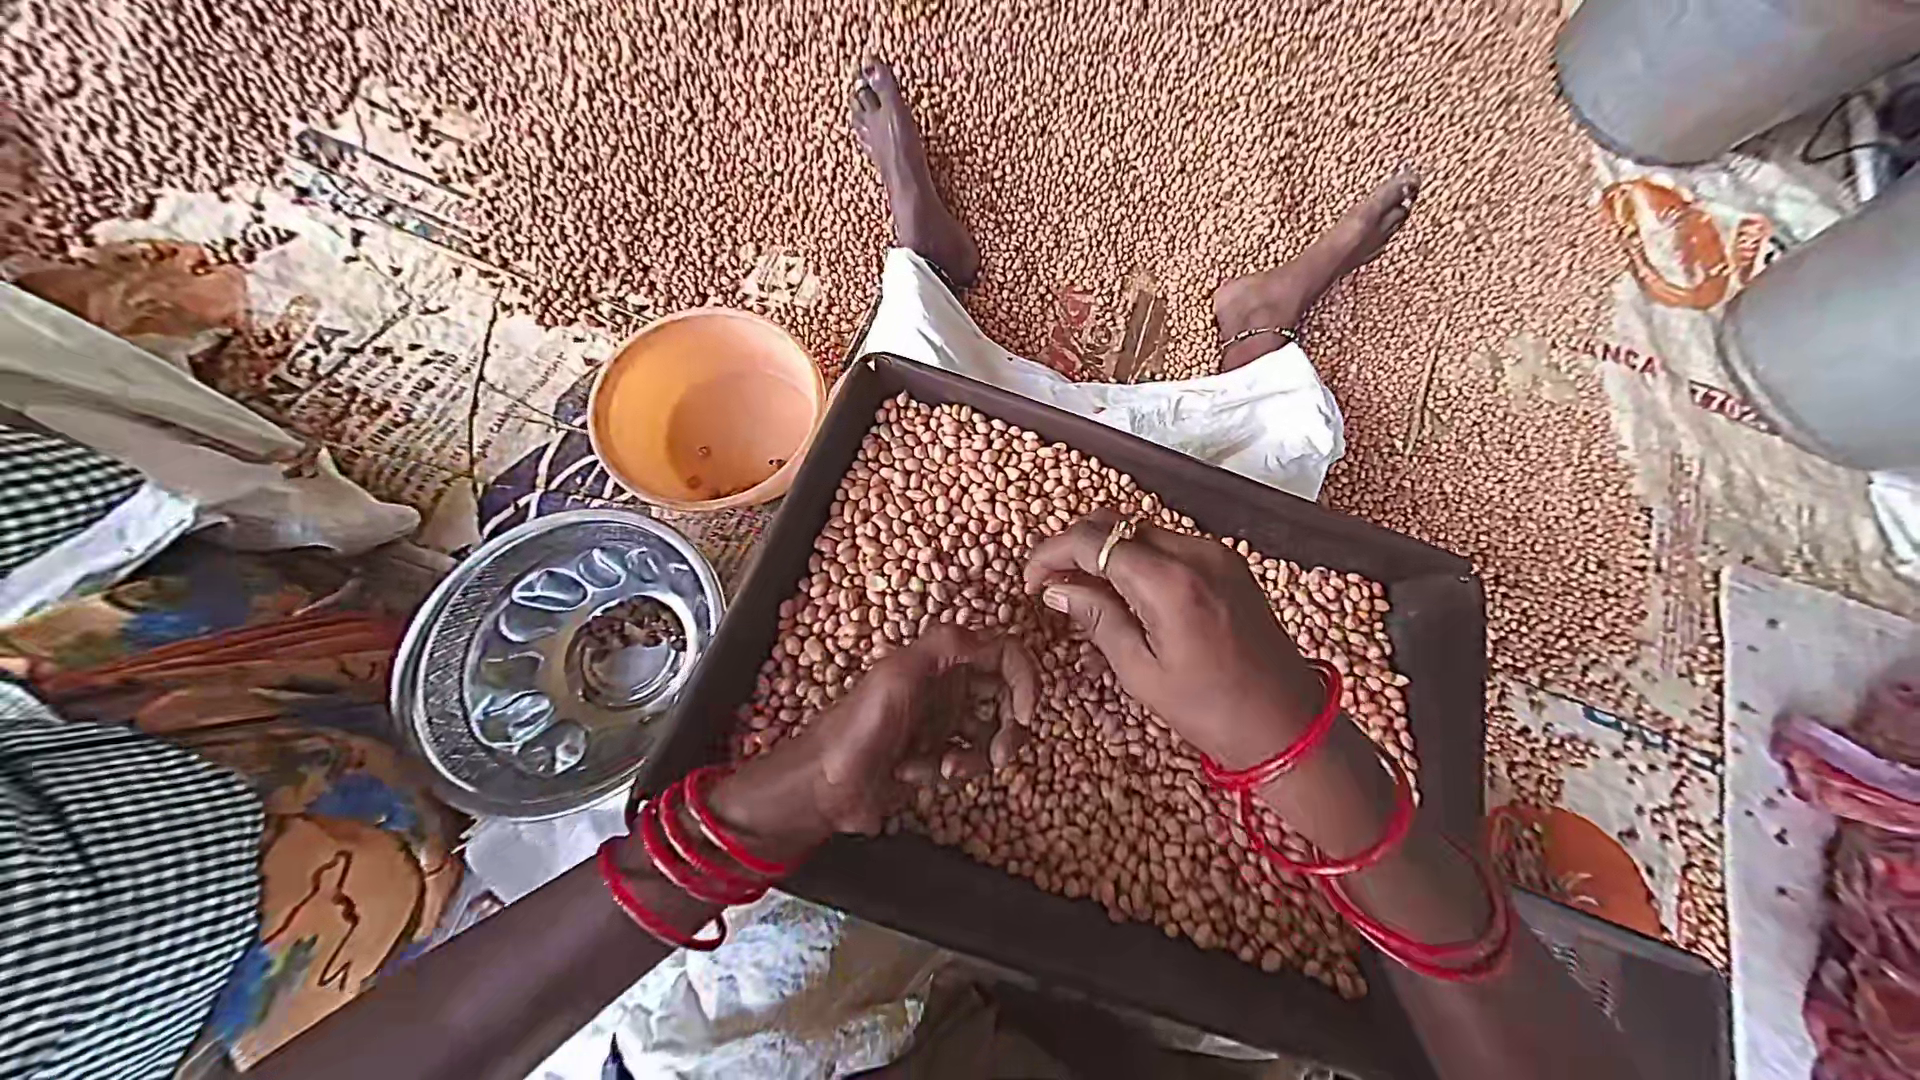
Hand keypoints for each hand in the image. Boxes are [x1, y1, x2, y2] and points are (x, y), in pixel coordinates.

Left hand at [710, 625, 1038, 855]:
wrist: (825, 785)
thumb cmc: (860, 724)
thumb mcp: (901, 674)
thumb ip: (949, 645)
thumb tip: (996, 638)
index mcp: (942, 658)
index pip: (1003, 654)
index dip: (1024, 678)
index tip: (1025, 713)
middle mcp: (948, 685)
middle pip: (1006, 697)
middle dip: (1009, 728)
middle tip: (1000, 755)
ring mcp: (944, 720)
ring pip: (992, 733)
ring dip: (978, 756)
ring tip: (947, 768)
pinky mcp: (938, 754)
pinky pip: (969, 760)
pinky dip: (951, 771)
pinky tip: (917, 774)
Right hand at [1021, 508, 1325, 768]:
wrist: (1289, 724)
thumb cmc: (1210, 710)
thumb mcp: (1140, 671)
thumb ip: (1097, 617)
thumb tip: (1056, 588)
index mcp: (1169, 582)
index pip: (1091, 541)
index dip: (1050, 554)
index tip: (1032, 580)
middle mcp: (1194, 552)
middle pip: (1114, 523)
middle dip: (1075, 547)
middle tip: (1054, 585)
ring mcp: (1216, 553)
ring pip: (1140, 530)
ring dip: (1105, 551)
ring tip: (1087, 592)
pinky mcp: (1228, 562)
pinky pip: (1168, 545)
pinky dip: (1137, 559)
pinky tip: (1127, 593)